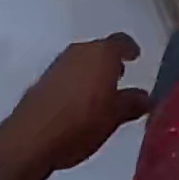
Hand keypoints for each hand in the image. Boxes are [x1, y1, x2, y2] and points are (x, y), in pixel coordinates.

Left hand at [0, 33, 152, 173]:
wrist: (31, 138)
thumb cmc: (81, 122)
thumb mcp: (114, 116)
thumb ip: (132, 103)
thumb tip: (148, 97)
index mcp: (103, 53)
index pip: (121, 41)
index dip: (129, 48)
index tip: (135, 56)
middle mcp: (81, 50)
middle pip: (100, 49)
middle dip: (109, 61)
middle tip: (119, 76)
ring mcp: (59, 63)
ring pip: (82, 60)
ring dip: (91, 71)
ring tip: (98, 92)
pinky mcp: (42, 80)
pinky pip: (66, 73)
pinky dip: (75, 81)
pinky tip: (76, 101)